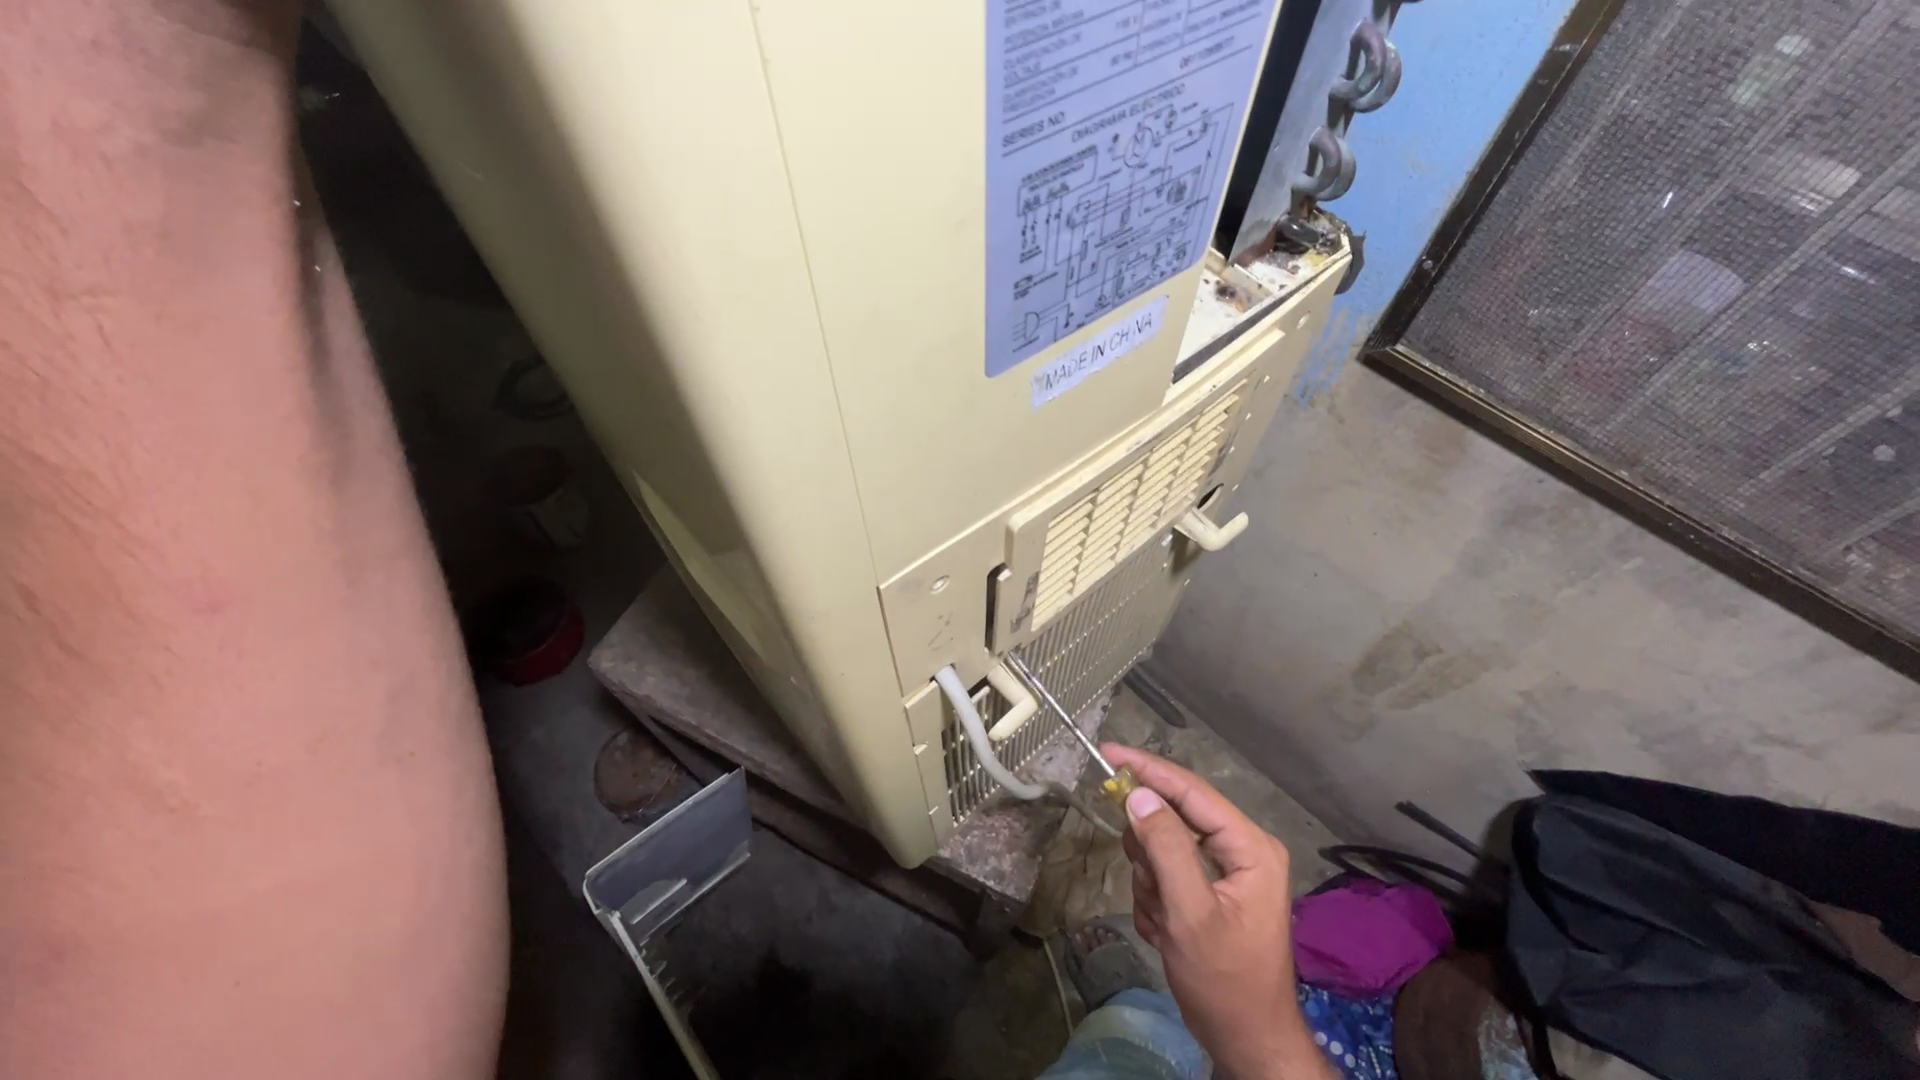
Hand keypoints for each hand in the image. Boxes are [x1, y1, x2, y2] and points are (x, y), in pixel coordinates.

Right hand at [1104, 744, 1331, 1079]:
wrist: (1246, 1040)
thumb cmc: (1225, 980)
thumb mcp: (1190, 913)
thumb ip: (1166, 848)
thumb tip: (1139, 795)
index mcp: (1249, 846)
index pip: (1191, 791)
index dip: (1148, 769)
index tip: (1106, 752)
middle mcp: (1241, 849)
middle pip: (1174, 818)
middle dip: (1150, 854)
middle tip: (1150, 889)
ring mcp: (1227, 871)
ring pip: (1163, 847)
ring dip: (1150, 883)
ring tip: (1163, 921)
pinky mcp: (1211, 891)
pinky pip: (1165, 873)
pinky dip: (1156, 899)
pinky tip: (1166, 931)